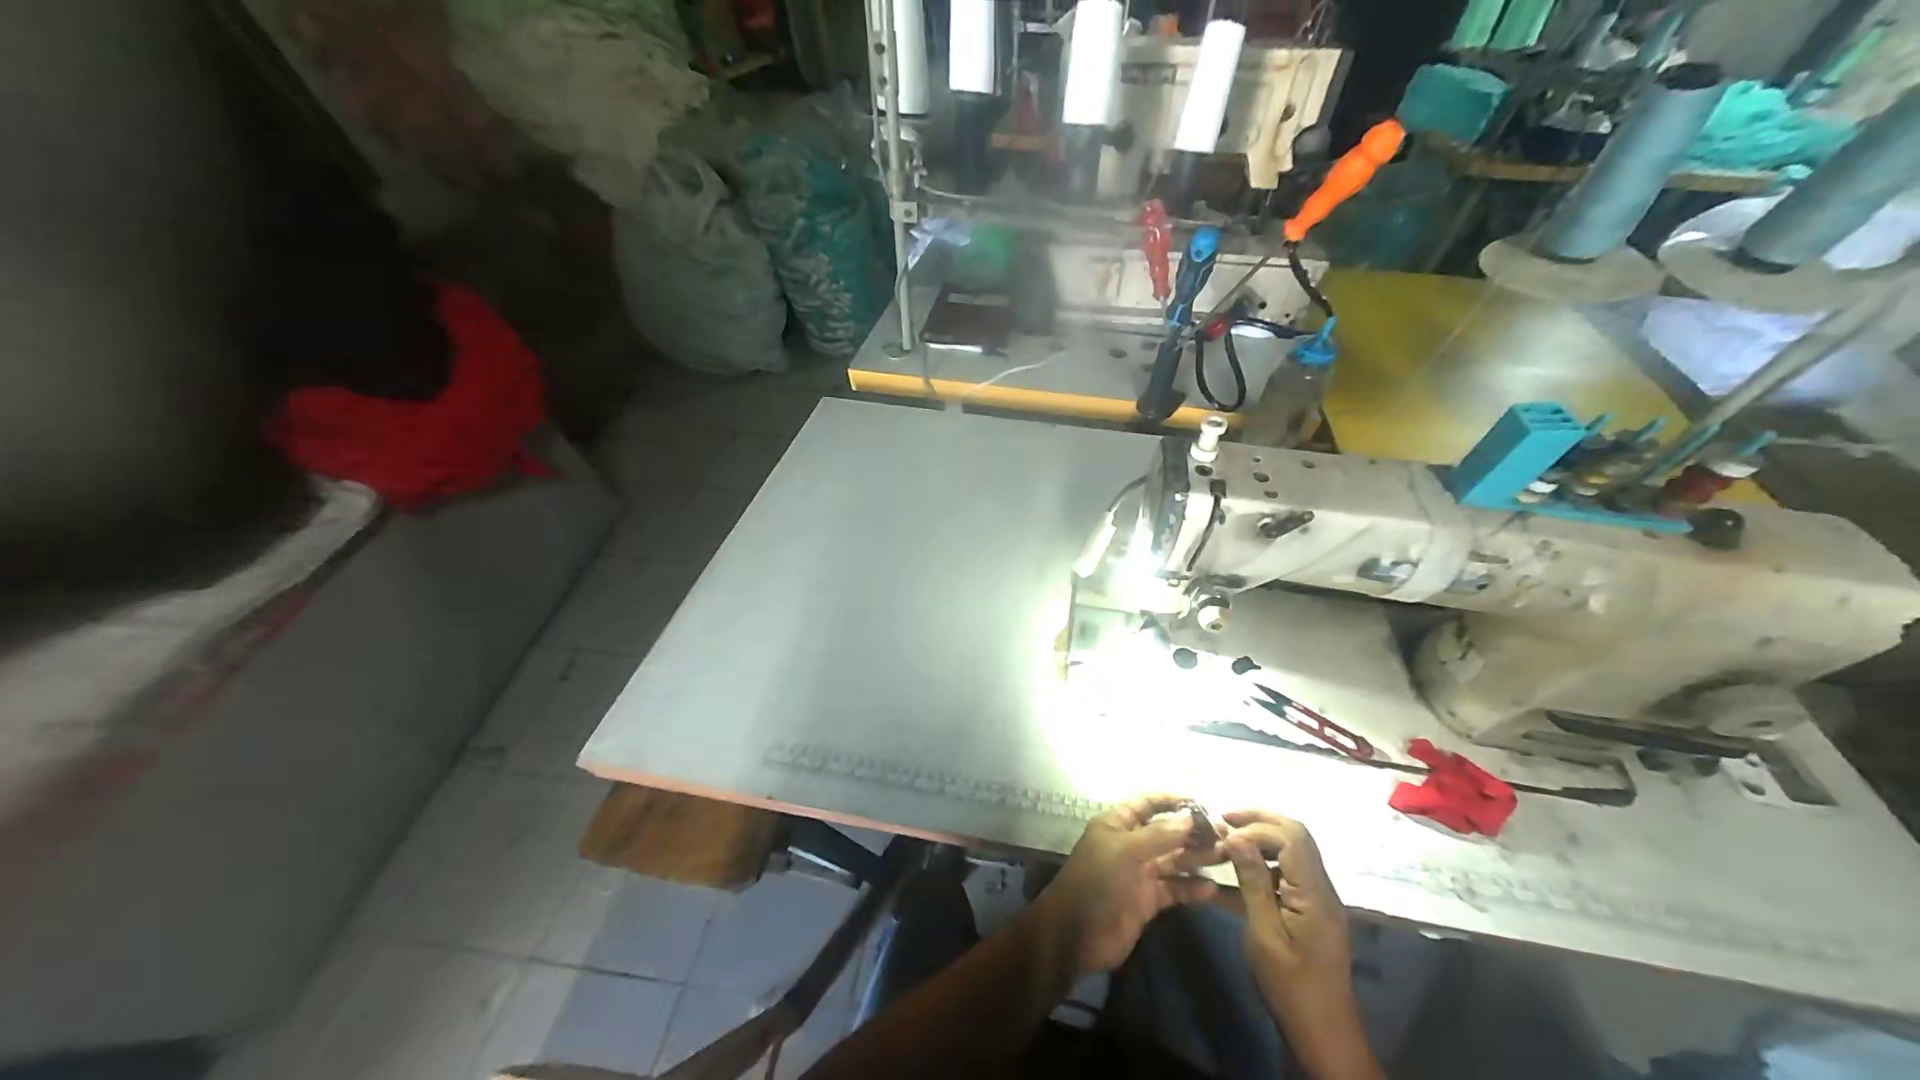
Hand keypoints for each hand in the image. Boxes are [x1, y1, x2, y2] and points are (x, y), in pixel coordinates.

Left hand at [1036, 794, 1221, 975]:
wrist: (1076, 935)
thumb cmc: (1097, 882)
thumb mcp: (1125, 852)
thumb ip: (1159, 835)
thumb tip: (1190, 817)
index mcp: (1117, 825)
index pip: (1146, 804)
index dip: (1172, 801)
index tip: (1203, 803)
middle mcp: (1130, 845)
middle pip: (1166, 833)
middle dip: (1193, 831)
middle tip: (1227, 835)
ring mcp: (1139, 873)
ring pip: (1174, 860)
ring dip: (1197, 858)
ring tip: (1226, 856)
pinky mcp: (1148, 900)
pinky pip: (1174, 888)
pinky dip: (1192, 888)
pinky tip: (1212, 888)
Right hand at [1222, 811, 1381, 1079]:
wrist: (1323, 1033)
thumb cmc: (1290, 987)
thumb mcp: (1264, 934)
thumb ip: (1252, 881)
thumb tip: (1236, 837)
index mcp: (1315, 893)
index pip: (1292, 836)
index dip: (1257, 826)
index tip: (1223, 833)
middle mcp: (1322, 889)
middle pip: (1295, 837)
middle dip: (1259, 823)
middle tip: (1222, 822)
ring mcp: (1318, 899)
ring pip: (1291, 852)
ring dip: (1258, 841)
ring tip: (1223, 842)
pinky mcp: (1309, 911)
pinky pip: (1286, 875)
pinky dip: (1261, 865)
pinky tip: (1232, 873)